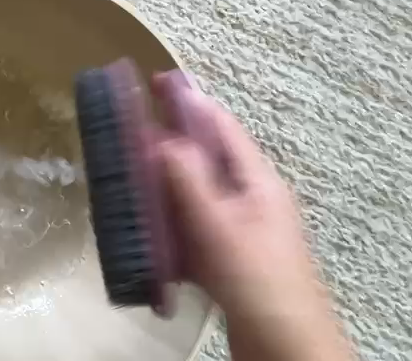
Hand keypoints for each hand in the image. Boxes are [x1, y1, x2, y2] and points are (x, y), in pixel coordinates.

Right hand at [154, 79, 353, 360]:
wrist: (287, 352)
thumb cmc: (258, 281)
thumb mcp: (219, 225)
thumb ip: (188, 177)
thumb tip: (159, 134)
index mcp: (257, 181)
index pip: (220, 125)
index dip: (188, 98)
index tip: (154, 77)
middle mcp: (249, 197)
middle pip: (204, 154)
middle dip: (167, 134)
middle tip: (126, 118)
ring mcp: (237, 228)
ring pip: (192, 189)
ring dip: (161, 176)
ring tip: (123, 162)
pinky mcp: (225, 256)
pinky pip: (189, 223)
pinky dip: (166, 216)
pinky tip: (141, 217)